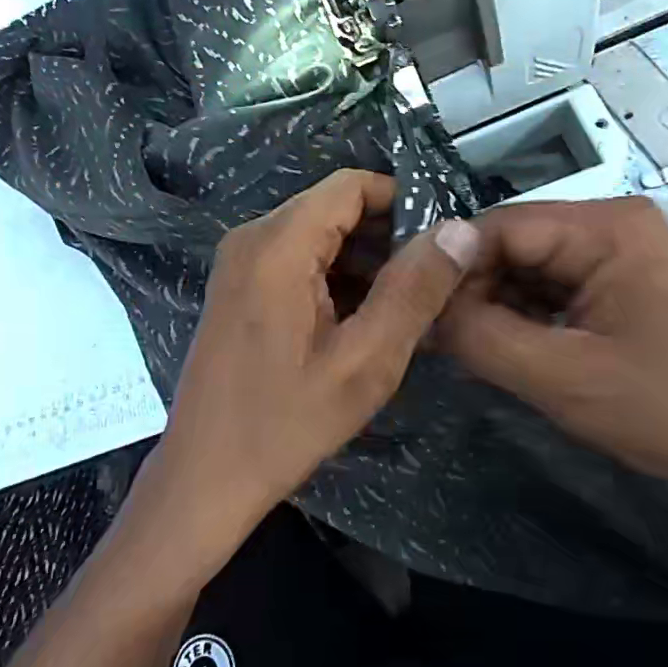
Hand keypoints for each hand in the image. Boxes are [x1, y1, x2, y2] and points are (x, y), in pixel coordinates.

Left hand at [128, 170, 478, 570]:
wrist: (206, 480)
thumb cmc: (286, 423)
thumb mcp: (366, 360)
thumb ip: (415, 289)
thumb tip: (461, 230)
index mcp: (277, 245)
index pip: (352, 186)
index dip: (405, 202)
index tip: (444, 244)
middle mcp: (253, 240)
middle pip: (337, 209)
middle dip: (391, 236)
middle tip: (436, 281)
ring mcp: (241, 265)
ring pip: (322, 237)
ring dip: (369, 262)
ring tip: (411, 305)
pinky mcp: (241, 291)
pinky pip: (302, 263)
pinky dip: (341, 280)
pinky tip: (370, 320)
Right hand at [438, 198, 667, 513]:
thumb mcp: (561, 377)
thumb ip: (482, 335)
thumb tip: (426, 307)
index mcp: (608, 225)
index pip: (501, 225)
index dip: (452, 267)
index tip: (415, 312)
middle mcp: (620, 225)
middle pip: (522, 245)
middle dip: (479, 291)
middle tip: (439, 341)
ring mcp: (634, 256)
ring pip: (543, 271)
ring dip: (507, 308)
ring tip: (473, 352)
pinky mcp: (639, 289)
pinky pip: (571, 291)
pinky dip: (538, 319)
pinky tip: (519, 352)